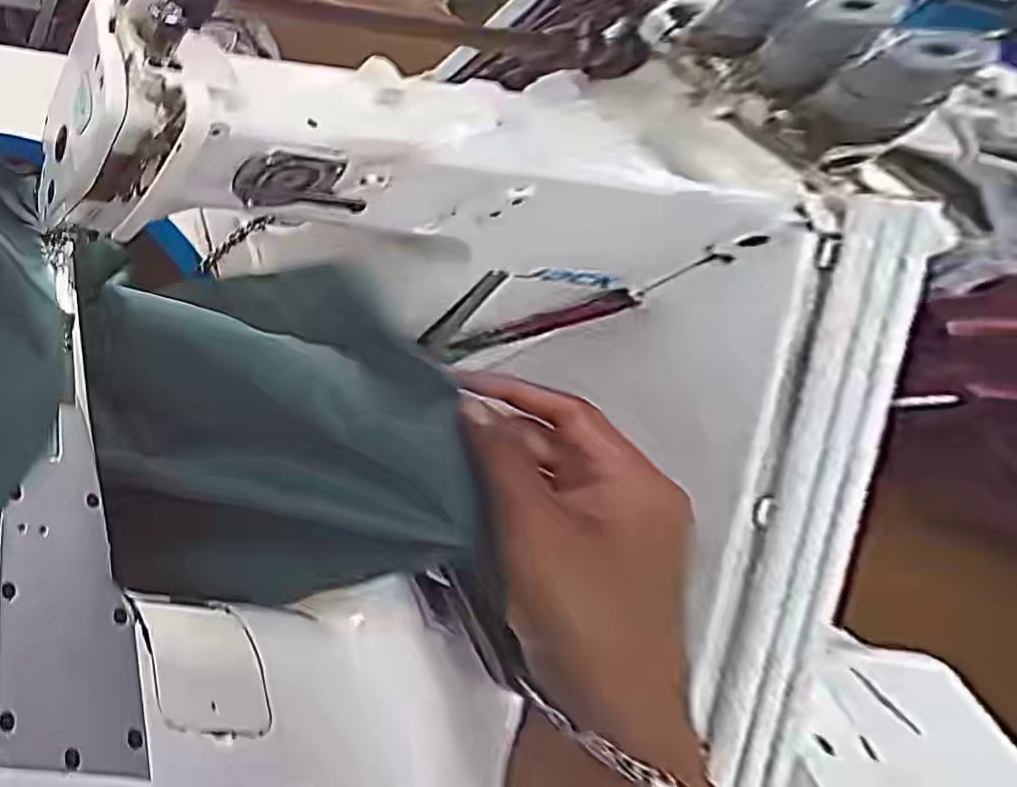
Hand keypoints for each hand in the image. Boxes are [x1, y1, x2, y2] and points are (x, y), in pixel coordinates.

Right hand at [459, 373, 706, 783]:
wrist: (603, 702)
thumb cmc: (592, 624)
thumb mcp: (531, 520)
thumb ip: (499, 455)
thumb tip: (474, 409)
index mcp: (635, 484)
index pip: (568, 411)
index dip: (512, 389)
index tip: (465, 384)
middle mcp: (628, 499)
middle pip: (553, 439)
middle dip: (500, 431)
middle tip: (452, 426)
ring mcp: (607, 525)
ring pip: (543, 469)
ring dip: (500, 462)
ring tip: (458, 463)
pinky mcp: (583, 547)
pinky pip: (539, 498)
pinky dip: (506, 490)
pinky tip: (477, 498)